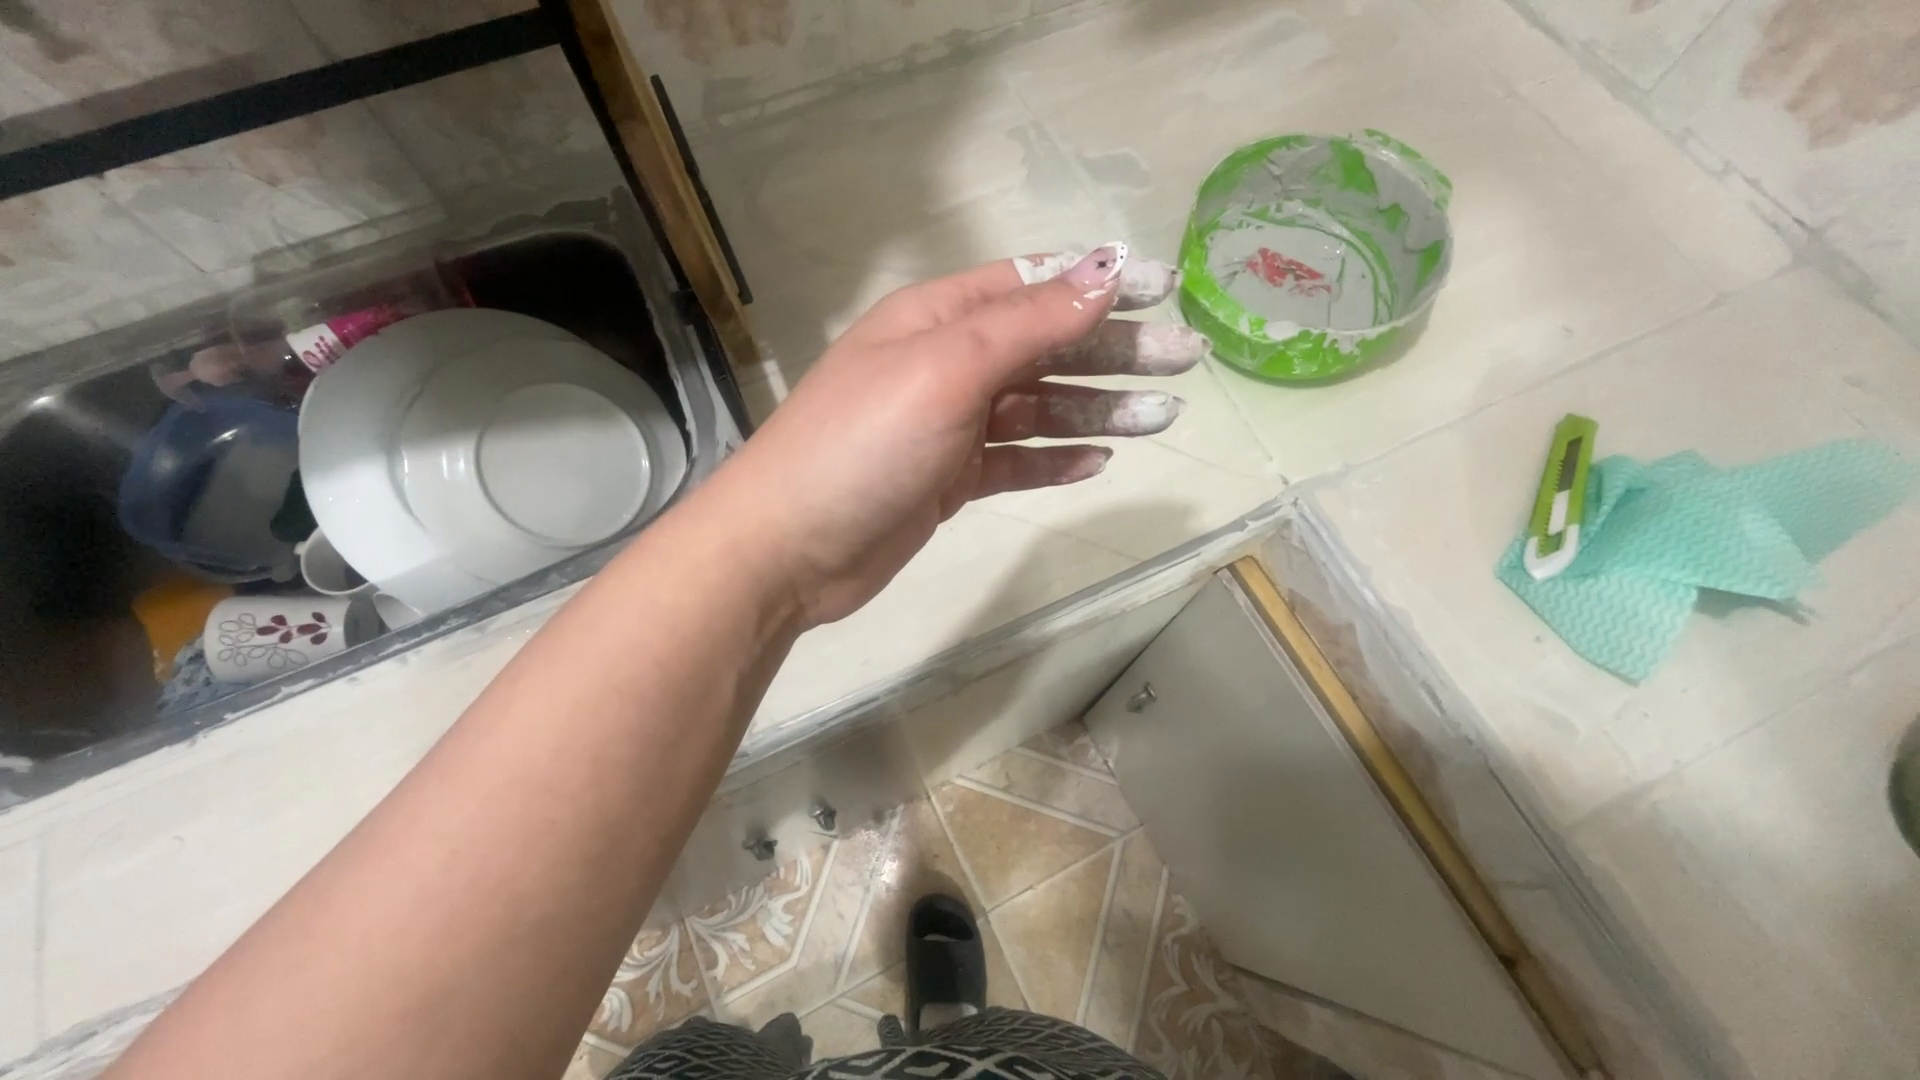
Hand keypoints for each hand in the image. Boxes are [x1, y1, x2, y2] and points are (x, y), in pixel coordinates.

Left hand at [707, 244, 1209, 626]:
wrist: (787, 547)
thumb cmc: (861, 444)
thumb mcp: (945, 369)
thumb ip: (1026, 324)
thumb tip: (1103, 270)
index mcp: (938, 318)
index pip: (1031, 285)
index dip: (1097, 283)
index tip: (1164, 289)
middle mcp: (945, 363)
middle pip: (1044, 346)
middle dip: (1113, 351)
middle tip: (1185, 361)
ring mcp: (946, 425)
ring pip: (1036, 408)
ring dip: (1097, 410)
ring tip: (1163, 418)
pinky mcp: (947, 478)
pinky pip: (1014, 460)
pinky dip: (1053, 459)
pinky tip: (1097, 462)